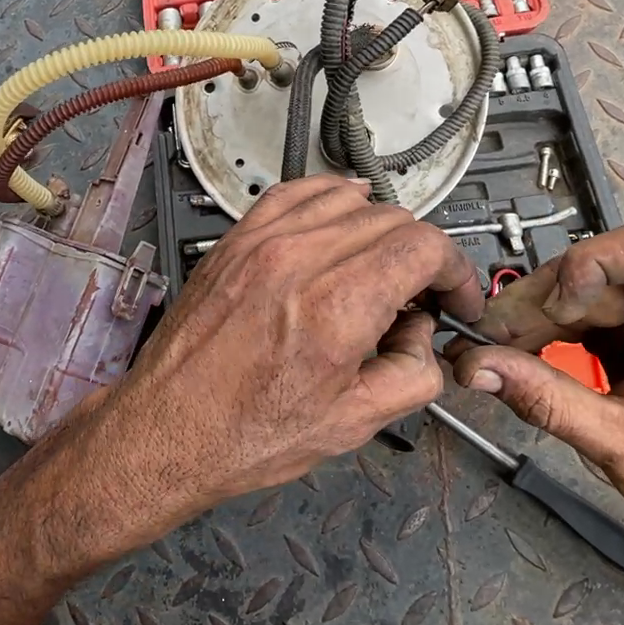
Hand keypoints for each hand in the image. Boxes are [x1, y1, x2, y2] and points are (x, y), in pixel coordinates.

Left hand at [81, 174, 482, 529]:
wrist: (168, 427)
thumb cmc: (243, 431)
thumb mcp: (353, 423)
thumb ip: (413, 372)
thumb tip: (422, 334)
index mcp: (336, 306)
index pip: (424, 245)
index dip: (455, 270)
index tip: (454, 295)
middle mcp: (298, 260)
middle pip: (393, 219)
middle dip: (422, 255)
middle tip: (419, 296)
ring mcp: (262, 242)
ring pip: (348, 198)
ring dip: (380, 227)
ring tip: (379, 266)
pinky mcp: (236, 240)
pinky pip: (294, 192)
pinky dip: (328, 200)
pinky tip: (336, 223)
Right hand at [445, 218, 623, 563]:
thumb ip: (550, 404)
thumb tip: (479, 367)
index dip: (596, 259)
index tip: (556, 304)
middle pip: (599, 272)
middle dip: (539, 301)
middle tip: (490, 340)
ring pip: (581, 293)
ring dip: (533, 317)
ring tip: (495, 352)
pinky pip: (582, 317)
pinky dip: (545, 333)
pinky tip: (520, 356)